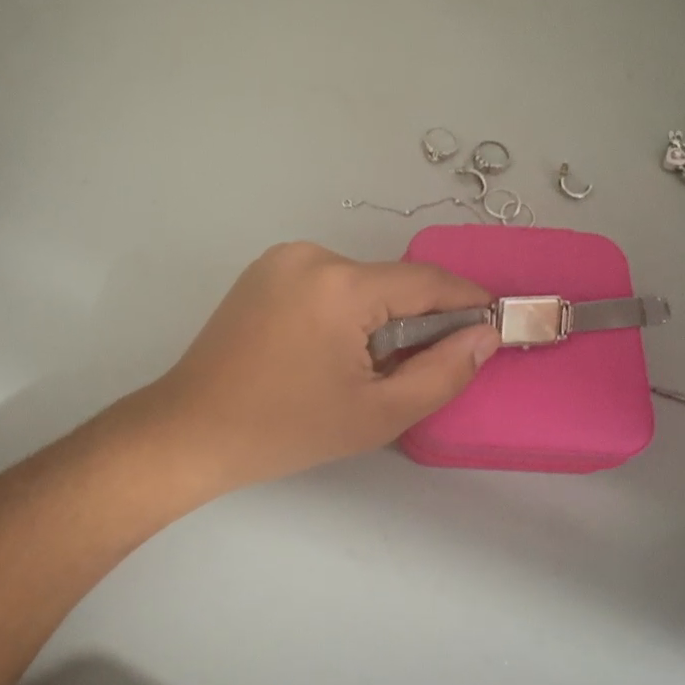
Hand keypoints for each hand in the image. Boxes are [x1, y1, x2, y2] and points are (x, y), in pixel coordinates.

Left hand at [117, 242, 498, 493]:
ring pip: (357, 284)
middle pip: (389, 283)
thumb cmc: (286, 429)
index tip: (494, 324)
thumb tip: (484, 335)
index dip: (466, 301)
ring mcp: (280, 259)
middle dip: (414, 321)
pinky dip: (341, 311)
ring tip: (358, 372)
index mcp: (340, 283)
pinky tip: (322, 355)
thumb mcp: (377, 413)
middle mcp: (311, 255)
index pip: (425, 281)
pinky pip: (324, 284)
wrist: (190, 429)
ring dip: (375, 319)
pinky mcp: (261, 272)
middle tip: (414, 372)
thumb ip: (443, 372)